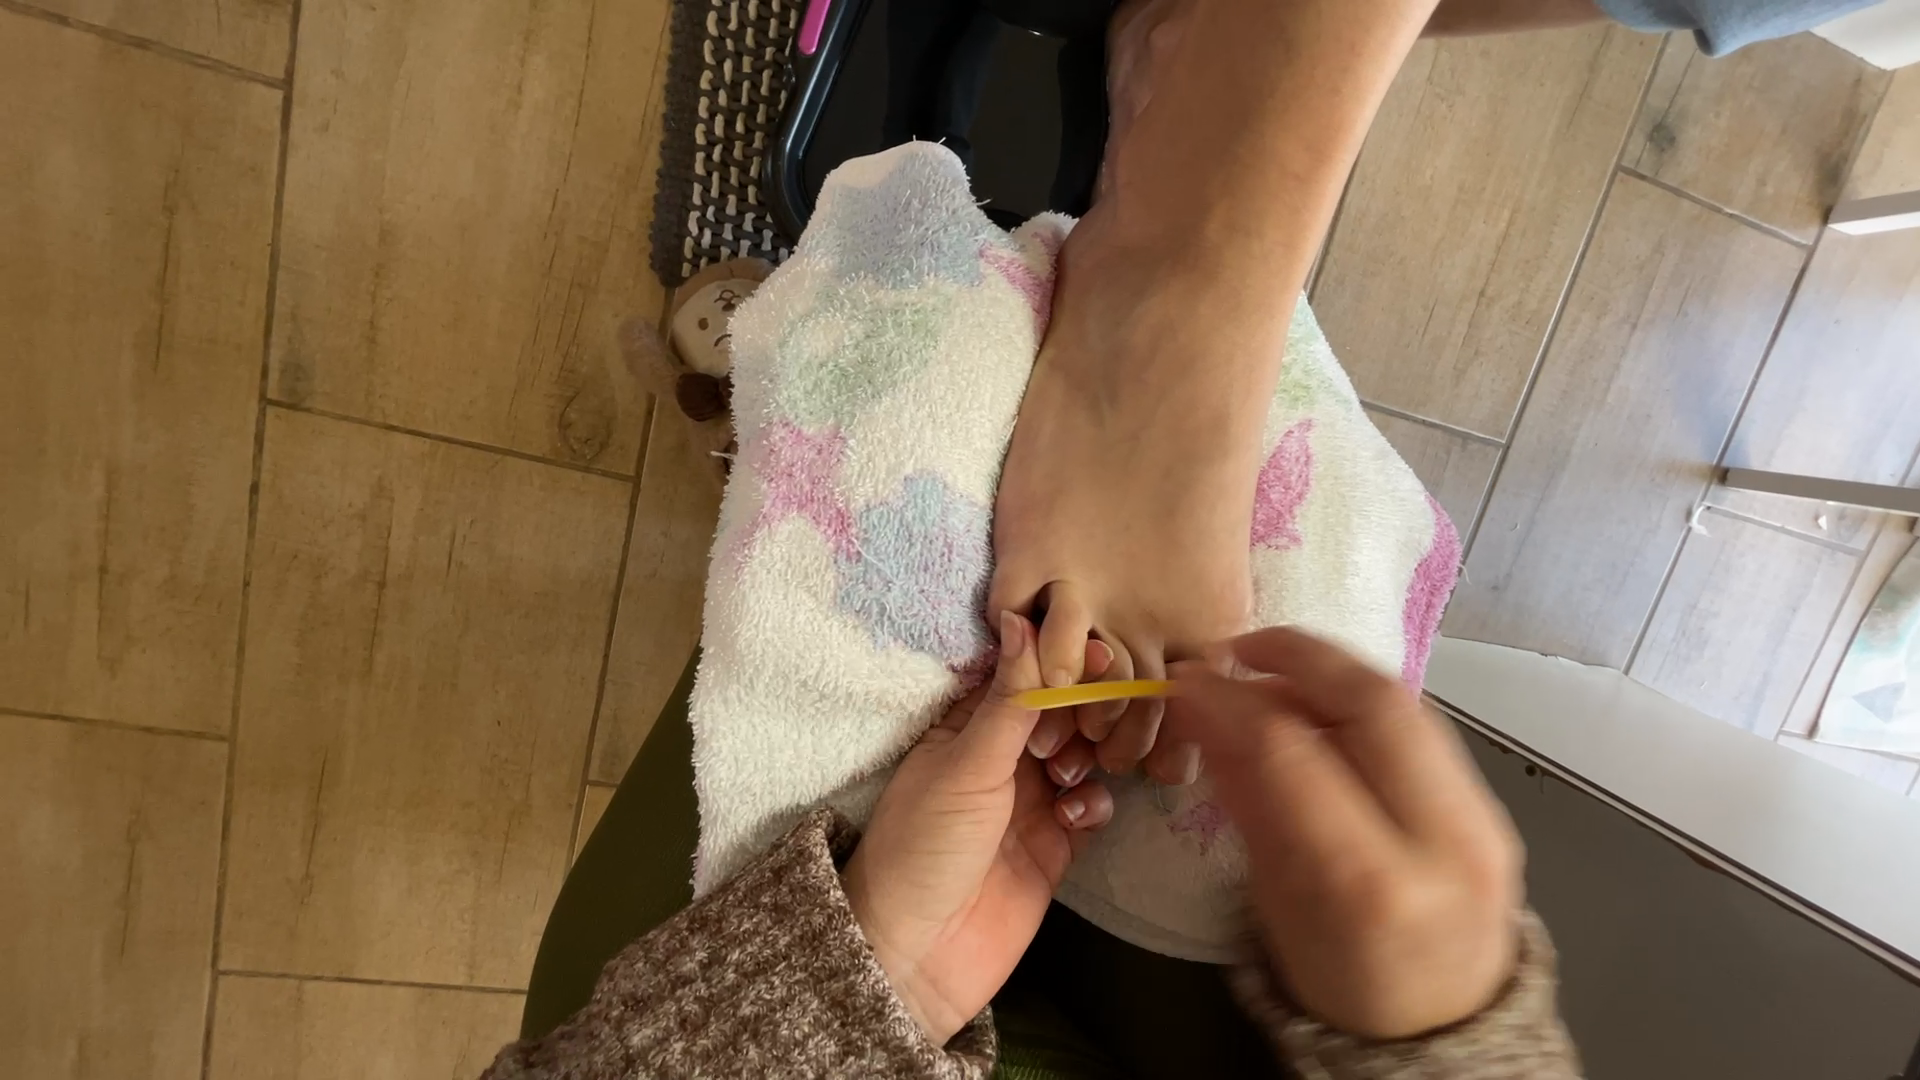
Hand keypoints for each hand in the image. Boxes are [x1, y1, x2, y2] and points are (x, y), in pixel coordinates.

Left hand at [844, 612, 1114, 1044]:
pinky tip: (1076, 815)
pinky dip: (1094, 800)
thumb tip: (1020, 616)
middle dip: (1083, 709)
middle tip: (1085, 726)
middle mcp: (1006, 753)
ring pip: (1086, 751)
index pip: (1027, 673)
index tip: (1097, 656)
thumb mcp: (968, 762)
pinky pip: (1093, 802)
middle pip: (1064, 709)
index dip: (1062, 661)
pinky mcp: (1057, 842)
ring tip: (1069, 773)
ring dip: (1090, 752)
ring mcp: (1033, 797)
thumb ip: (1009, 697)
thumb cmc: (926, 843)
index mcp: (972, 723)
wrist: (918, 955)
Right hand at [990, 230, 1263, 784]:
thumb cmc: (1215, 404)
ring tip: (1042, 714)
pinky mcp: (1027, 545)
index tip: (1141, 748)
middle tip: (1084, 741)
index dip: (1161, 742)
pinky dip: (1006, 647)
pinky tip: (1008, 643)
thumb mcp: (1221, 520)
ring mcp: (1084, 584)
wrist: (1172, 324)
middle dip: (1103, 738)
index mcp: (1213, 612)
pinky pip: (1007, 629)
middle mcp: (1151, 616)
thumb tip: (1171, 623)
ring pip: (1058, 689)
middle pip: (1121, 715)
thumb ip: (1195, 584)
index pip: (1187, 717)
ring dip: (1049, 708)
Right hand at [1168, 628, 1523, 1038]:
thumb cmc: (1335, 974)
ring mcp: (1482, 818)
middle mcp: (1443, 841)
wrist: (1443, 1029)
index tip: (1186, 682)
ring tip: (1270, 664)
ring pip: (1404, 700)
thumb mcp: (1269, 890)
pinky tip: (1317, 698)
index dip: (1226, 701)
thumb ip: (1243, 794)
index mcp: (1371, 882)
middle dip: (1295, 653)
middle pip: (1373, 703)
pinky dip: (1356, 694)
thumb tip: (1203, 710)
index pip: (1289, 753)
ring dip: (1327, 666)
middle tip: (1237, 648)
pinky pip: (1417, 722)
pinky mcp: (1491, 804)